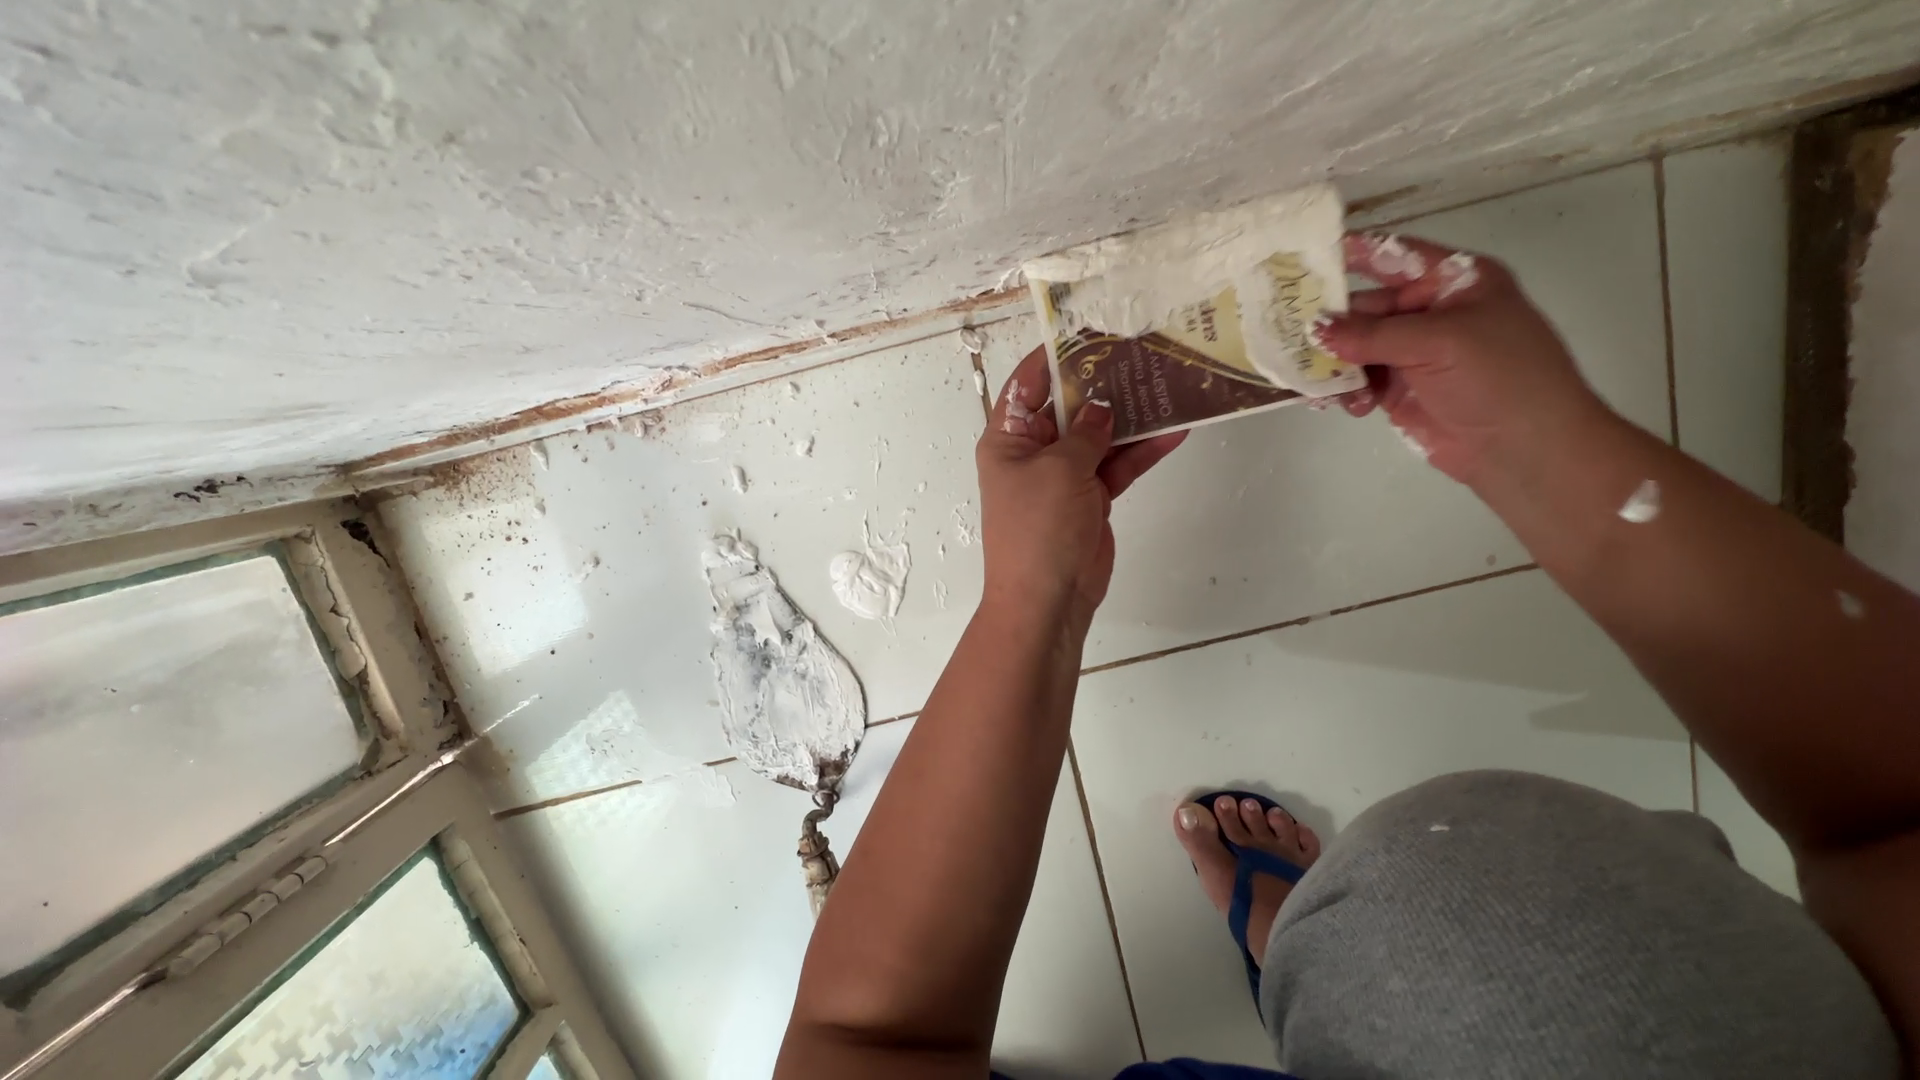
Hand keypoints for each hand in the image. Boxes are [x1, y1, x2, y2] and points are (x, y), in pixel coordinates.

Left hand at [976, 346, 1185, 627]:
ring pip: (1100, 435)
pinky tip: (1175, 429)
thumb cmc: (1038, 530)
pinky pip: (1119, 466)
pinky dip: (1142, 451)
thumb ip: (1085, 433)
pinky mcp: (1092, 498)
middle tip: (1140, 351)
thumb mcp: (1058, 470)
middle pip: (1070, 406)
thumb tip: (1102, 406)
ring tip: (1166, 382)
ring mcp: (1065, 476)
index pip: (1028, 385)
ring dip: (1130, 415)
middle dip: (1102, 382)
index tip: (1087, 330)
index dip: (1053, 356)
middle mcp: (1034, 452)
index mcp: (1008, 438)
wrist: (1048, 598)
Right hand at [1315, 232, 1612, 486]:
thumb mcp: (1439, 342)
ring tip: (1321, 382)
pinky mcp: (1400, 391)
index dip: (1357, 252)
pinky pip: (1358, 381)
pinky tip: (1337, 403)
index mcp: (1453, 283)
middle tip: (1289, 336)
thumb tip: (1314, 329)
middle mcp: (1430, 313)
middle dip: (1331, 324)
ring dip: (1335, 364)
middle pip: (1365, 307)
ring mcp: (1413, 354)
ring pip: (1355, 348)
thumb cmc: (1498, 376)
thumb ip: (1372, 334)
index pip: (1397, 257)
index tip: (1310, 255)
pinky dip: (1343, 391)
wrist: (1524, 447)